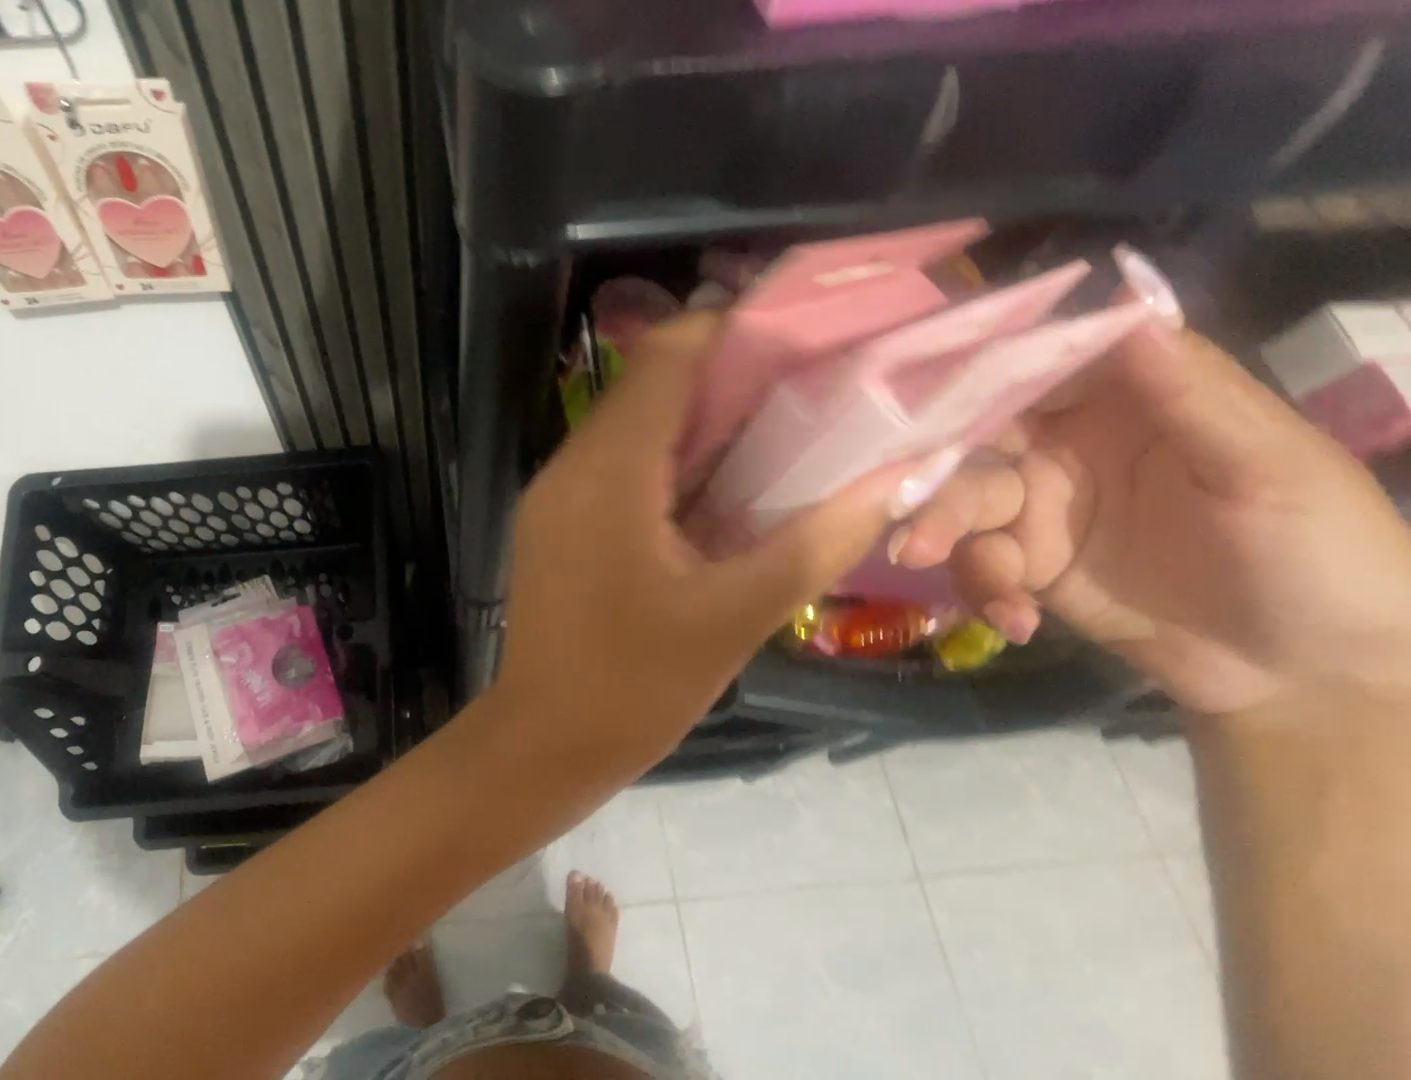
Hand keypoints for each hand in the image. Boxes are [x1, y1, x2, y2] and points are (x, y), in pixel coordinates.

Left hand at [492, 313, 919, 770]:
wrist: (546, 744)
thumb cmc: (635, 687)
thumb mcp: (737, 615)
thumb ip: (820, 539)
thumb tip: (903, 476)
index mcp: (609, 472)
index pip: (669, 356)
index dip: (739, 331)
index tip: (812, 343)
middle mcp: (573, 465)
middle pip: (654, 384)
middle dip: (735, 377)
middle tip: (820, 389)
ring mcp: (559, 494)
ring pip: (638, 425)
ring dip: (707, 422)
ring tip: (791, 432)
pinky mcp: (561, 523)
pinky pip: (622, 466)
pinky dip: (676, 462)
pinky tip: (731, 487)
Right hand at [894, 319, 1410, 714]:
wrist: (1309, 674)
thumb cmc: (1320, 549)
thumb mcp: (1267, 467)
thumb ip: (1187, 393)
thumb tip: (1121, 303)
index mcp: (1127, 401)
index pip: (1035, 365)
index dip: (978, 371)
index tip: (918, 385)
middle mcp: (1068, 446)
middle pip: (976, 437)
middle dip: (931, 464)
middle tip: (895, 490)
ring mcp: (1042, 510)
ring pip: (962, 503)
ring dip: (941, 530)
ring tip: (936, 562)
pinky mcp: (1029, 569)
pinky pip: (978, 567)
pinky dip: (985, 592)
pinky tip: (1019, 623)